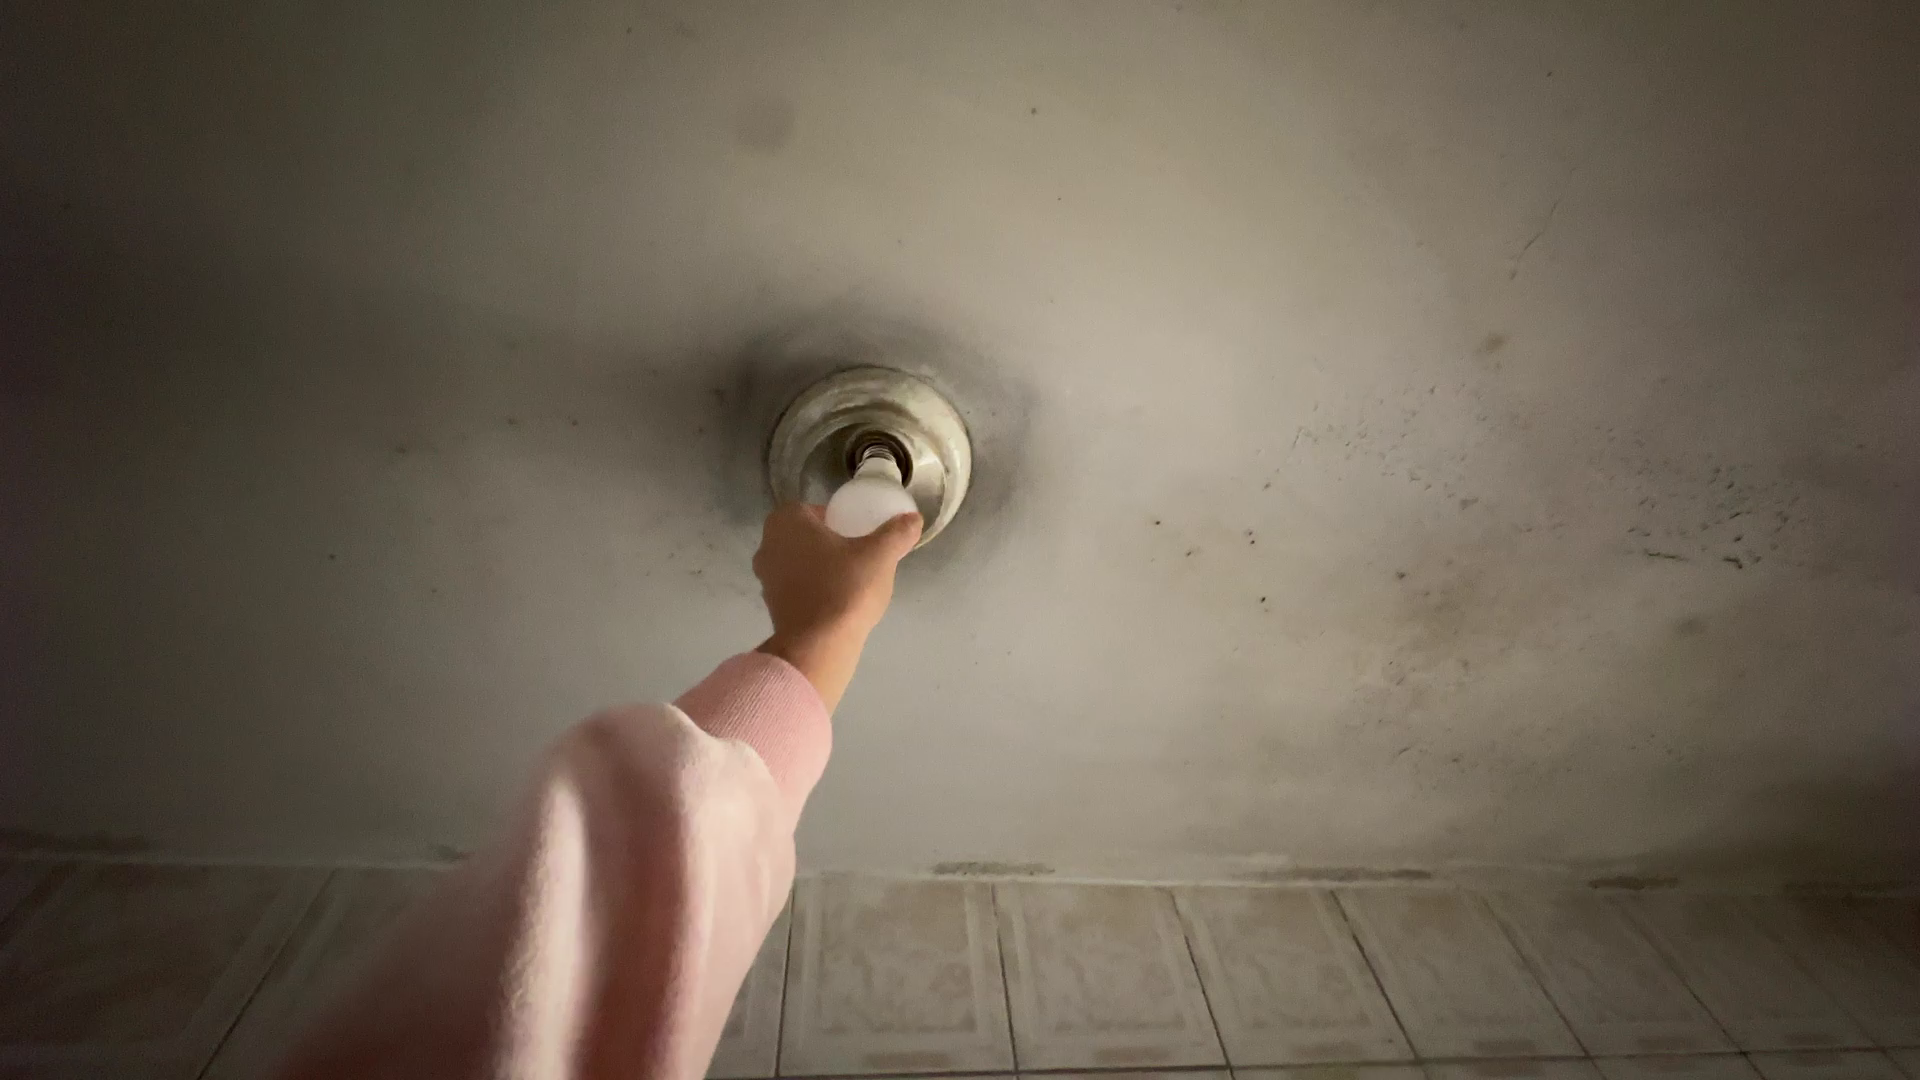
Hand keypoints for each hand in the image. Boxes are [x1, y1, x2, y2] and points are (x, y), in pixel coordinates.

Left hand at [753, 502, 920, 711]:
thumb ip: (897, 533)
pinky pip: (795, 589)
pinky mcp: (771, 607)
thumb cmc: (846, 588)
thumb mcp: (880, 555)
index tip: (856, 532)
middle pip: (802, 536)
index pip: (810, 509)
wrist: (819, 645)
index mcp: (786, 522)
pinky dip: (813, 590)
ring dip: (818, 567)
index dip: (834, 518)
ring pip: (797, 563)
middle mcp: (767, 545)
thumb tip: (914, 518)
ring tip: (849, 579)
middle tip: (856, 553)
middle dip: (826, 542)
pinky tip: (837, 601)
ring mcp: (765, 579)